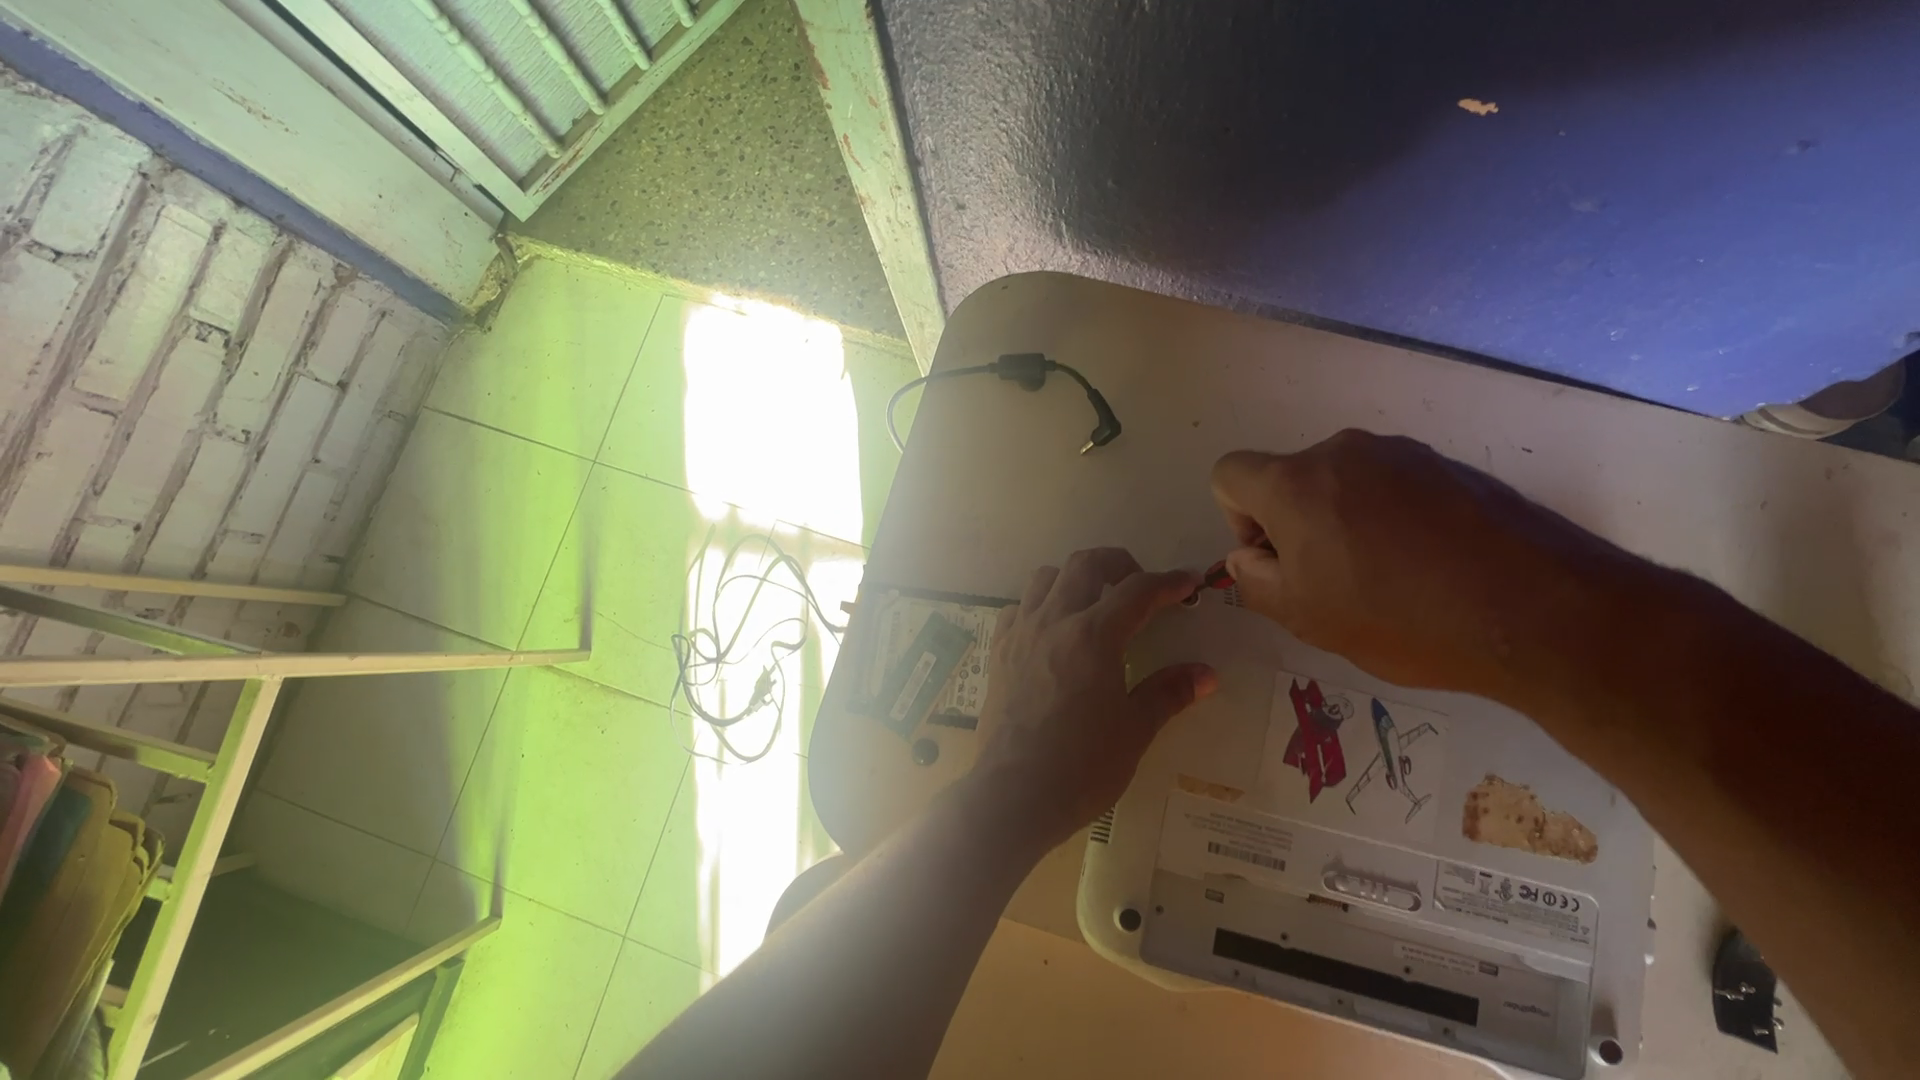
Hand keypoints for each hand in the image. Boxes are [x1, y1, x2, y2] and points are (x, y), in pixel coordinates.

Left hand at [968, 548, 1218, 849]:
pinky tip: (1052, 631)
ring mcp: (1020, 634)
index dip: (1168, 583)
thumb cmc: (1083, 765)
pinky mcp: (998, 653)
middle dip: (1119, 564)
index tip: (1189, 584)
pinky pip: (1017, 608)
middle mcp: (1054, 621)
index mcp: (1093, 635)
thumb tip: (1206, 674)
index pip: (1137, 590)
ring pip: (1045, 577)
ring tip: (1093, 602)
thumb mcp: (1135, 730)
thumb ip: (1168, 692)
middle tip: (1140, 588)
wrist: (1015, 794)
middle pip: (1085, 564)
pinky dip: (1039, 605)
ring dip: (1074, 578)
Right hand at [1211, 429, 1633, 700]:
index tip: (1278, 561)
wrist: (1539, 612)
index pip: (1229, 474)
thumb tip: (1249, 556)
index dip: (1237, 520)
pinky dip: (1391, 518)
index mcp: (1295, 483)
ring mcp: (1403, 454)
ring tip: (1388, 579)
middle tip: (1333, 582)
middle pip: (1289, 479)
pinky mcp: (1451, 466)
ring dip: (1343, 522)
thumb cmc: (1400, 618)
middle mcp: (1344, 452)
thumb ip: (1254, 580)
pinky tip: (1429, 565)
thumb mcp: (1304, 617)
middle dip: (1294, 524)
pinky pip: (1393, 486)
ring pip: (1343, 483)